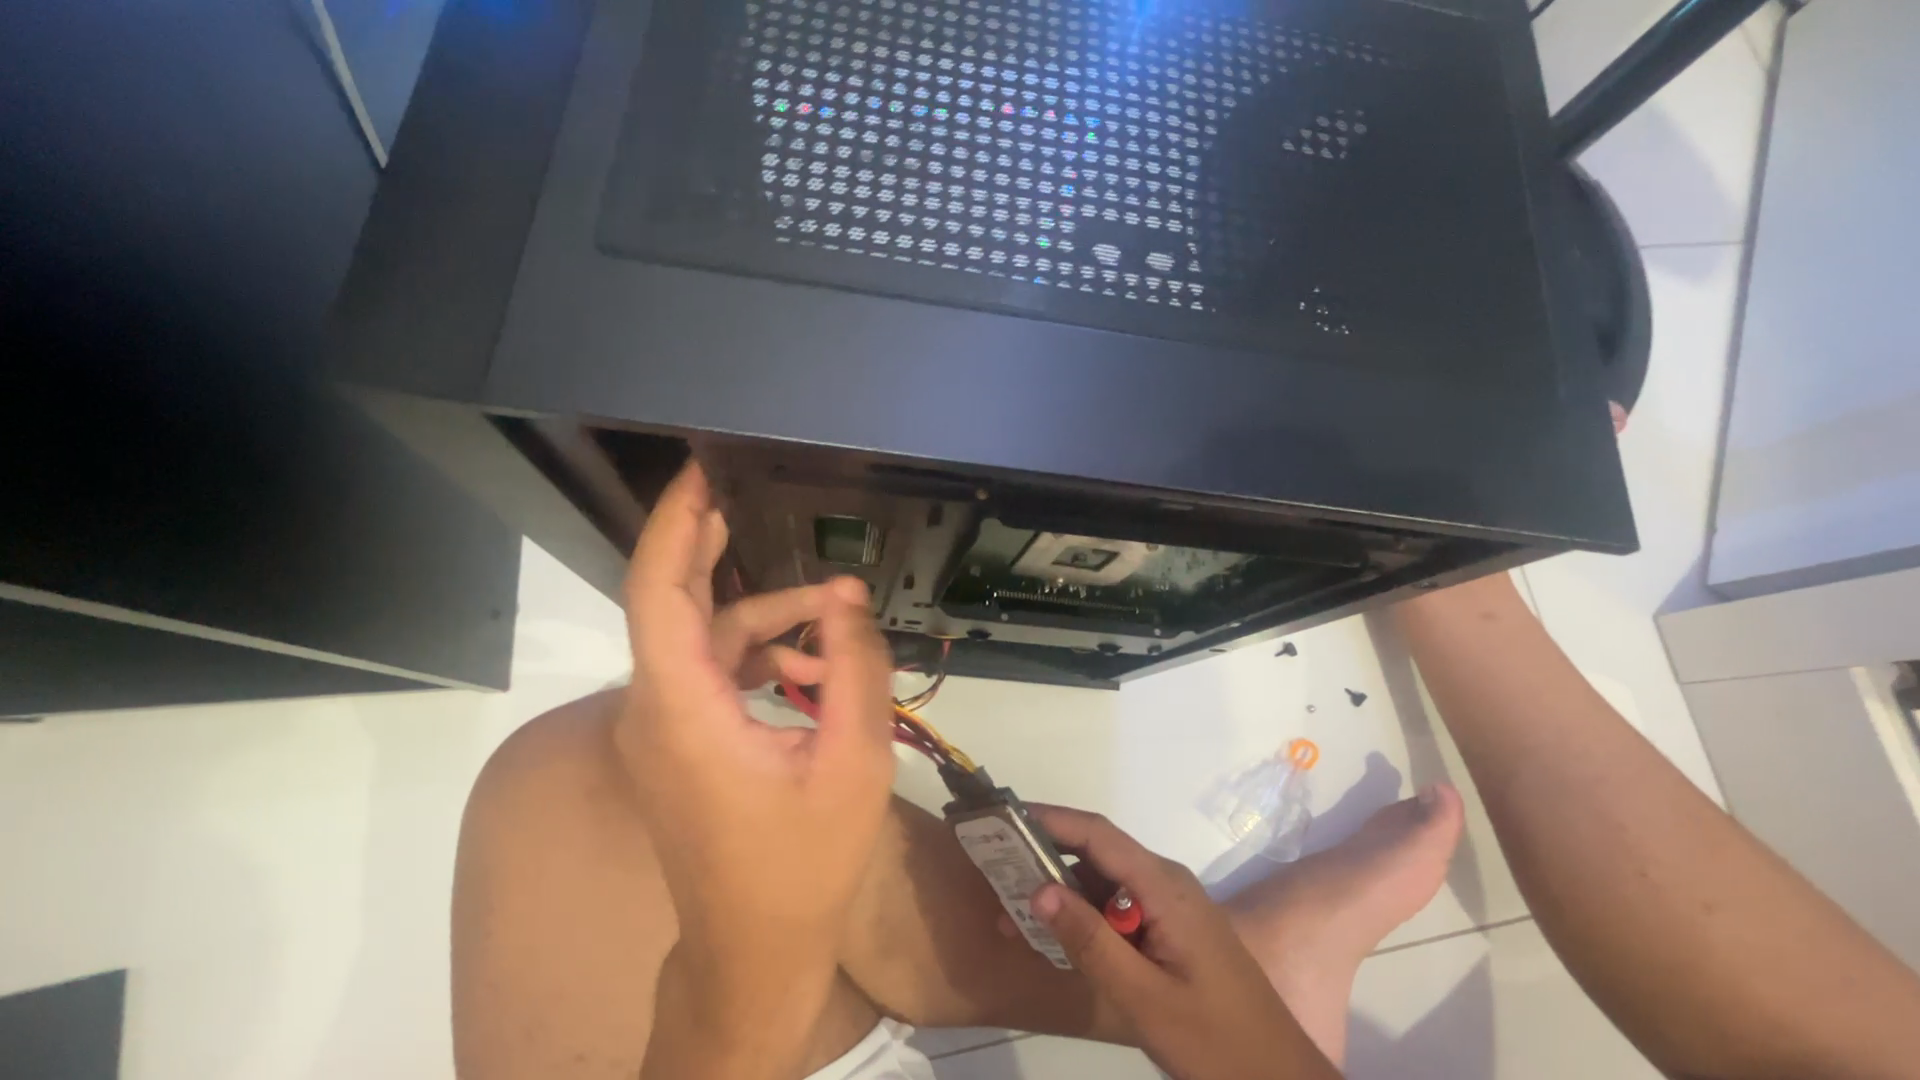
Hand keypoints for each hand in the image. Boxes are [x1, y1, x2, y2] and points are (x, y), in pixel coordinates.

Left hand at [617, 462, 897, 1061]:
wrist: (755, 948)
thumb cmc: (802, 864)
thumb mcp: (852, 762)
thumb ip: (855, 668)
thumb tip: (848, 596)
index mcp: (683, 709)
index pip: (657, 591)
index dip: (674, 525)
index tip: (701, 474)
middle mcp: (654, 709)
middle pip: (673, 602)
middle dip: (708, 545)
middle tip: (744, 494)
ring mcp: (661, 730)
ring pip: (705, 641)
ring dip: (768, 621)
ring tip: (839, 622)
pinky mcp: (678, 745)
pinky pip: (712, 676)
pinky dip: (761, 660)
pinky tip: (817, 674)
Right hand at [1026, 806, 1340, 1079]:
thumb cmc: (1214, 1040)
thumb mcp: (1144, 998)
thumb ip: (1090, 942)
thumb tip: (1036, 888)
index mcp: (1164, 887)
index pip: (1098, 835)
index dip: (1050, 819)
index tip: (1003, 817)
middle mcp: (1167, 884)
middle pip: (1097, 854)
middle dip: (1045, 859)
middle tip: (994, 875)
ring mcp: (1172, 908)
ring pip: (1105, 884)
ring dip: (1061, 894)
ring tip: (1011, 915)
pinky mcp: (1172, 932)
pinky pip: (1119, 909)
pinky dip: (1084, 918)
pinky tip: (1055, 939)